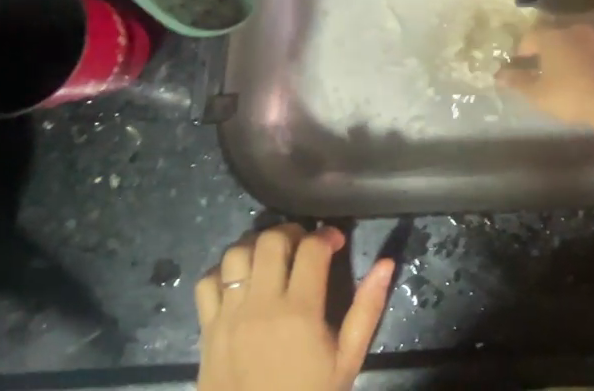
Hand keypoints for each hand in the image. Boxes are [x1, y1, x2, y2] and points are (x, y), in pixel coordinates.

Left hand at [194, 224, 393, 390]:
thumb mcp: (347, 360)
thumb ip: (367, 309)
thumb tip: (386, 263)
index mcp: (300, 312)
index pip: (312, 248)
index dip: (327, 235)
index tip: (336, 242)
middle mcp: (261, 305)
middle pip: (271, 240)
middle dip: (292, 232)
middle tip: (304, 245)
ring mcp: (230, 316)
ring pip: (236, 253)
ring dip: (256, 246)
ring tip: (272, 257)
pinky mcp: (207, 329)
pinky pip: (207, 282)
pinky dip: (223, 271)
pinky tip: (241, 281)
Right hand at [496, 23, 593, 127]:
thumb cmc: (571, 94)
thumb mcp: (538, 93)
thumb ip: (518, 82)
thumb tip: (499, 74)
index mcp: (551, 36)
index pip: (530, 36)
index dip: (522, 50)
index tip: (519, 64)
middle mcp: (574, 29)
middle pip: (554, 36)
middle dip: (546, 51)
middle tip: (542, 70)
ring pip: (576, 42)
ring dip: (568, 54)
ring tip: (565, 75)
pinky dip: (587, 61)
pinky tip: (588, 78)